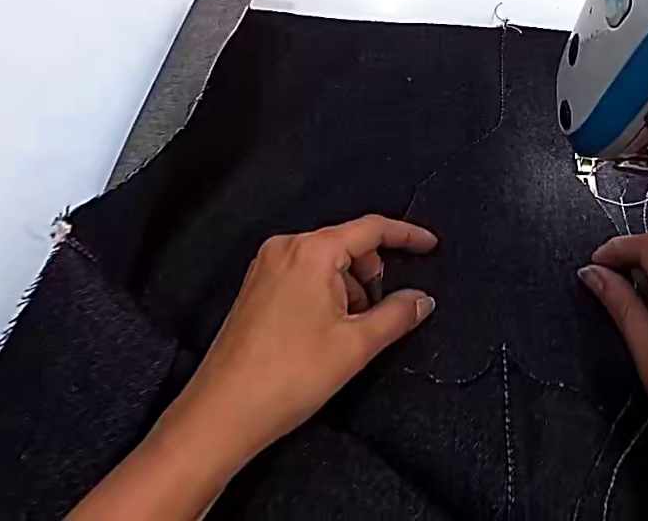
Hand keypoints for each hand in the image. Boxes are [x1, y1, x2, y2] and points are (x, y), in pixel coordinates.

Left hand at [69, 216, 437, 519]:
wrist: (216, 420)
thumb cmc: (288, 377)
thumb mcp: (355, 345)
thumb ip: (397, 314)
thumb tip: (423, 299)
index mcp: (313, 251)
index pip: (373, 228)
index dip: (407, 234)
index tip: (431, 245)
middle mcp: (287, 247)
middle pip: (349, 243)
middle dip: (372, 272)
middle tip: (381, 308)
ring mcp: (266, 265)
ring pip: (327, 261)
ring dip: (349, 286)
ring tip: (349, 329)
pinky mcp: (255, 287)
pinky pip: (305, 272)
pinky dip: (326, 291)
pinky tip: (325, 328)